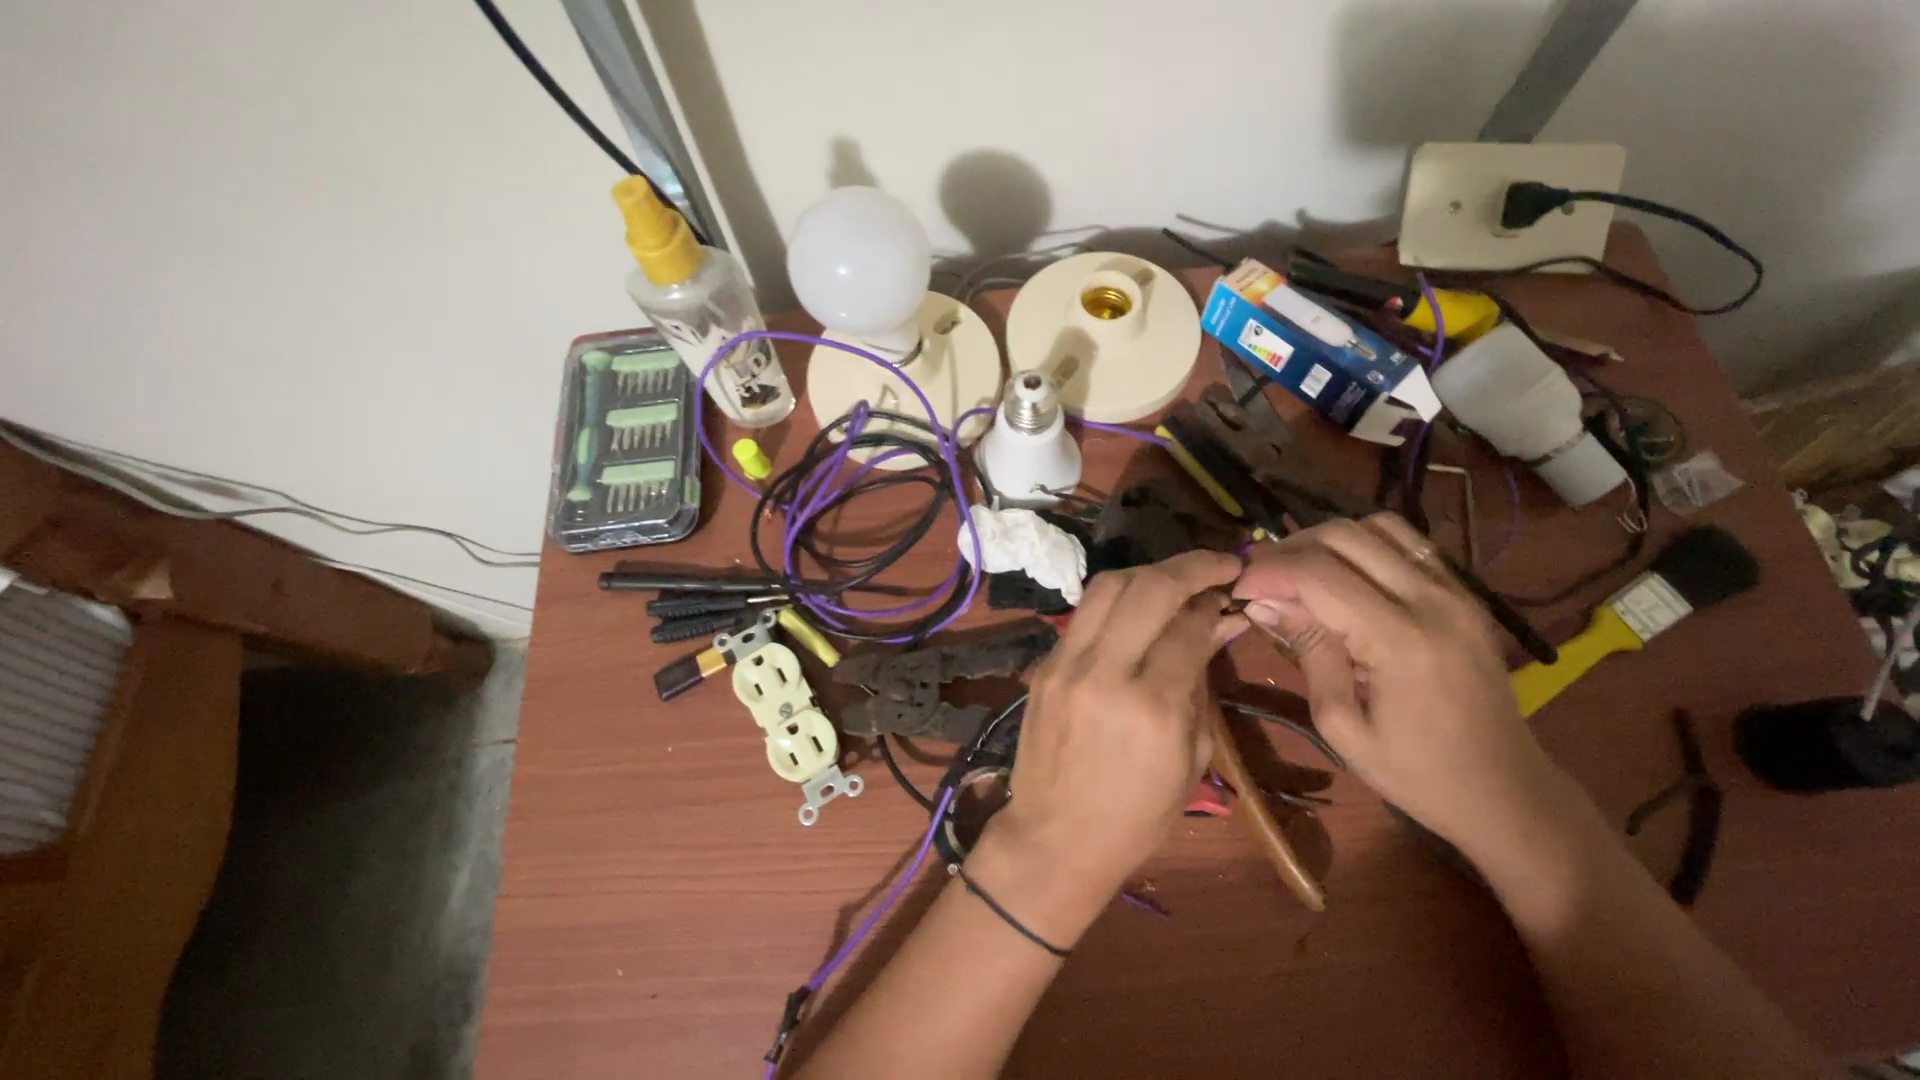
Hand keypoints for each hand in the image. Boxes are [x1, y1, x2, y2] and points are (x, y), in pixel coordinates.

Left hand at [980, 550, 1242, 934]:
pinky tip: (1139, 609)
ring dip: (1149, 572)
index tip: (1232, 591)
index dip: (1215, 600)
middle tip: (1219, 564)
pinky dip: (1117, 599)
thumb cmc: (1136, 815)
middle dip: (1191, 566)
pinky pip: (1084, 613)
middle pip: (1149, 587)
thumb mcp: (1190, 758)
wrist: (1054, 839)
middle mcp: (1104, 672)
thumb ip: (1202, 684)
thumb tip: (1221, 624)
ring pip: (1108, 586)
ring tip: (1178, 580)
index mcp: (1150, 705)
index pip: (1189, 625)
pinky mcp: (1044, 666)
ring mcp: (1065, 664)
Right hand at [1233, 514, 1567, 854]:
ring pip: (1377, 526)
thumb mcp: (1342, 725)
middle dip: (1290, 548)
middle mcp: (1433, 600)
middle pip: (1345, 536)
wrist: (1505, 789)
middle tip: (1260, 577)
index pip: (1319, 574)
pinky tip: (1340, 575)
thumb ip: (1309, 651)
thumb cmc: (1415, 773)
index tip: (1238, 588)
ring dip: (1327, 540)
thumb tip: (1263, 602)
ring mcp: (1456, 591)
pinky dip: (1363, 546)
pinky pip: (1407, 544)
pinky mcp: (1465, 593)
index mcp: (1401, 640)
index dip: (1269, 572)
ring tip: (1297, 571)